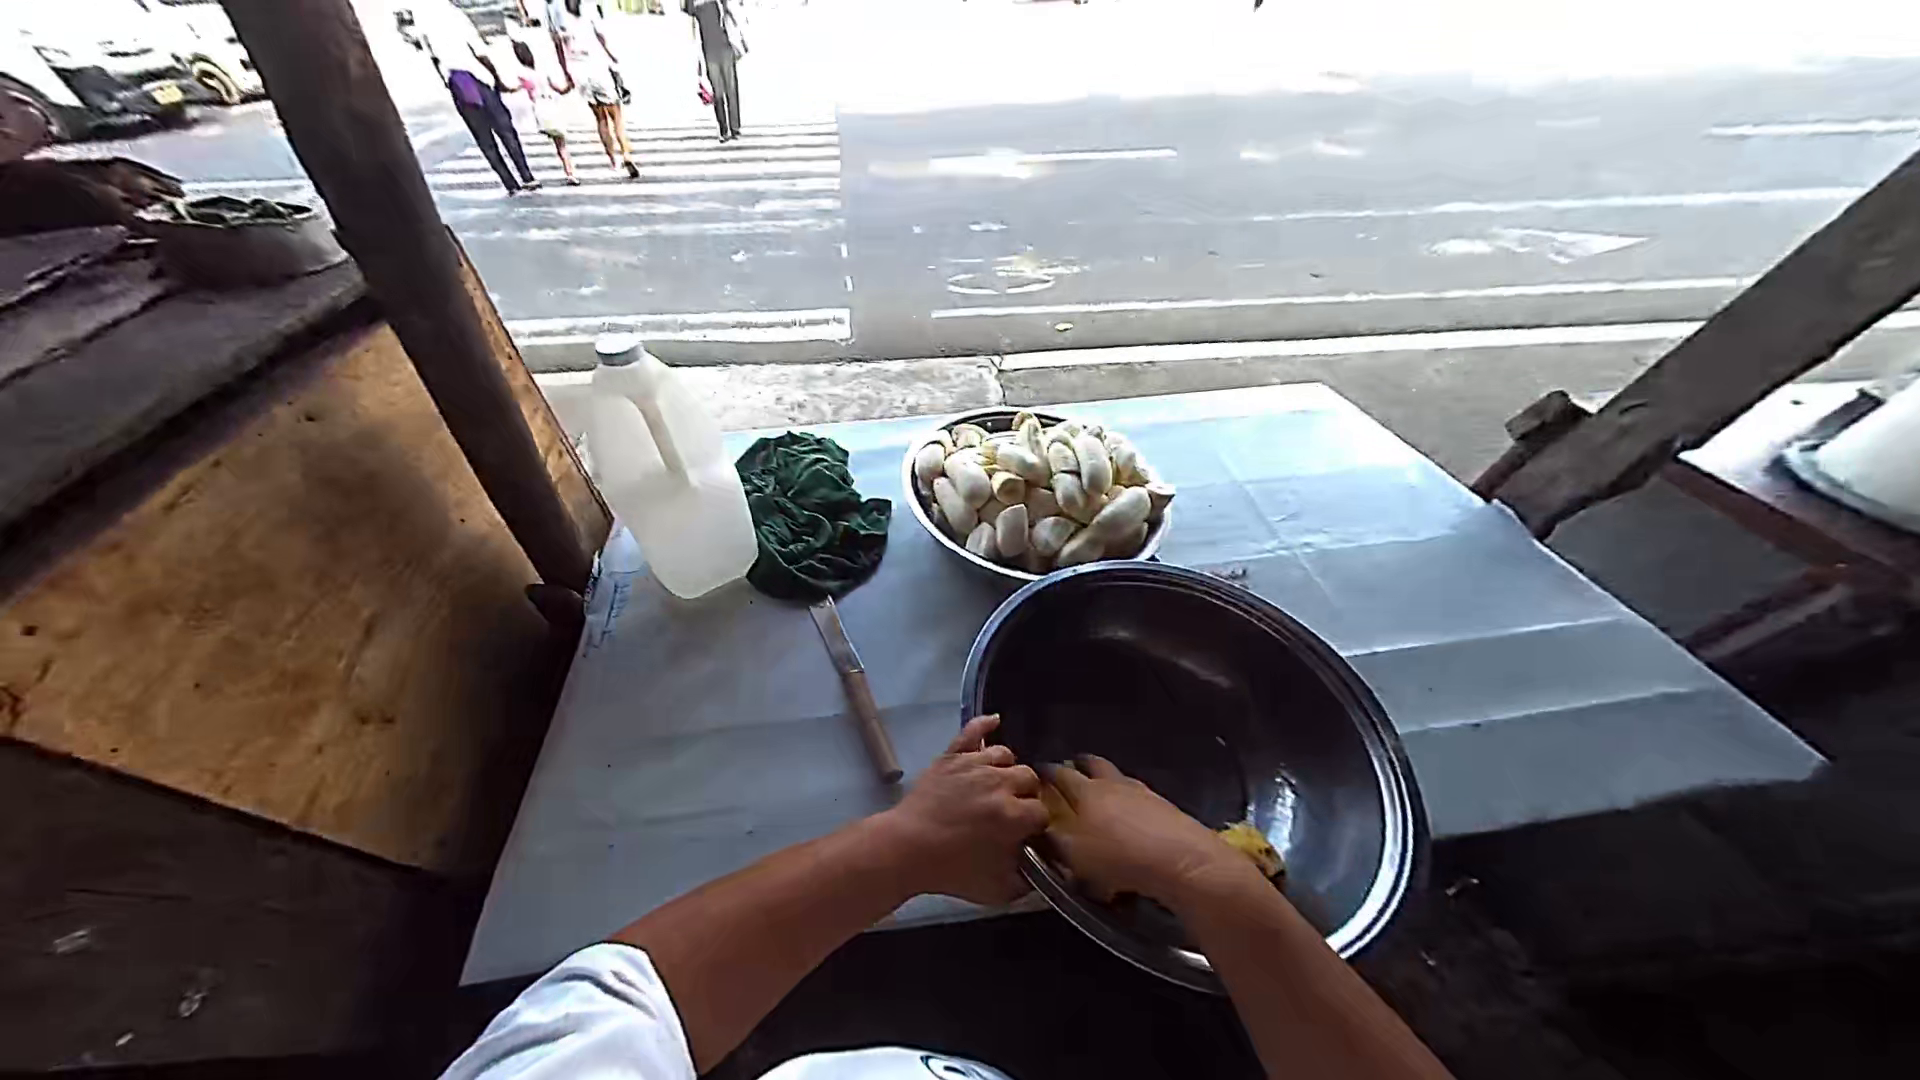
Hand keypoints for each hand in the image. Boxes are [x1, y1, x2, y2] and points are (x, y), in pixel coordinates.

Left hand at [873, 715, 1047, 904]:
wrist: (906, 847)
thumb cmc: (951, 870)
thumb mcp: (997, 889)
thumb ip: (1026, 879)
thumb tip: (1042, 868)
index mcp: (1012, 815)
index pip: (1041, 811)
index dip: (1036, 823)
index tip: (1028, 832)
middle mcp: (998, 783)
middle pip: (1028, 777)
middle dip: (1026, 794)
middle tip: (1013, 809)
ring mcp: (973, 764)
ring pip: (1005, 755)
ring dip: (1007, 769)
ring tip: (999, 783)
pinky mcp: (952, 755)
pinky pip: (972, 731)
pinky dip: (984, 725)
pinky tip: (995, 721)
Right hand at [1045, 756, 1260, 908]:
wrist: (1182, 862)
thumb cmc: (1120, 859)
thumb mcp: (1076, 858)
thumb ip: (1056, 843)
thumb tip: (1042, 832)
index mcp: (1086, 792)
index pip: (1060, 775)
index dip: (1047, 773)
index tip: (1039, 773)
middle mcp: (1113, 784)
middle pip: (1093, 764)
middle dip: (1080, 764)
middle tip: (1073, 768)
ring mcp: (1142, 792)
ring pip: (1118, 777)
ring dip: (1108, 780)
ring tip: (1103, 792)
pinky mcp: (1165, 807)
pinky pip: (1140, 796)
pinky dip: (1131, 801)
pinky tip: (1133, 817)